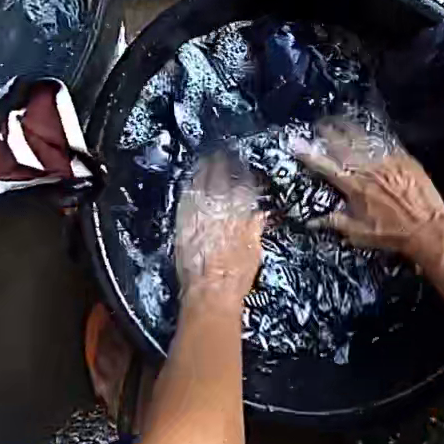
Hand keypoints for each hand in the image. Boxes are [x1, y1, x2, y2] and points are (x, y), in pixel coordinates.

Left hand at [174, 153, 265, 310]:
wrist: (210, 291)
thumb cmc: (236, 275)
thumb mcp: (254, 250)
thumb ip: (255, 228)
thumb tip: (261, 213)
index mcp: (239, 215)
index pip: (241, 186)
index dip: (240, 172)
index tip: (239, 161)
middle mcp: (220, 211)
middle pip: (220, 180)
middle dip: (221, 164)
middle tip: (221, 152)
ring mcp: (199, 215)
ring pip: (202, 186)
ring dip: (204, 170)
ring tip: (206, 158)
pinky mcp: (183, 223)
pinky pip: (186, 199)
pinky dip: (189, 187)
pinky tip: (190, 179)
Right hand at [294, 117, 443, 260]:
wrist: (428, 228)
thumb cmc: (392, 234)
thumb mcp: (359, 233)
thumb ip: (334, 223)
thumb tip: (311, 222)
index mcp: (354, 186)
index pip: (326, 167)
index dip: (309, 154)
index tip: (296, 143)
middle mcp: (368, 170)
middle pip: (343, 146)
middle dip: (328, 133)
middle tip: (318, 124)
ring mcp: (387, 162)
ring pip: (363, 140)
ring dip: (348, 129)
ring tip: (338, 120)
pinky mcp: (404, 159)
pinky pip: (385, 143)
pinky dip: (374, 136)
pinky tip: (368, 129)